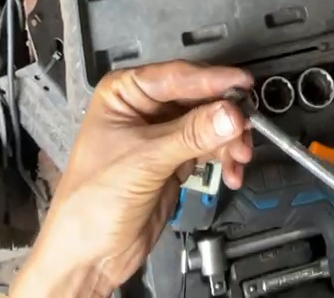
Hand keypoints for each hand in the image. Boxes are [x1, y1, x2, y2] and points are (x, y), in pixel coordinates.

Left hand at [11, 62, 254, 297]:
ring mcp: (161, 134)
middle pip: (197, 98)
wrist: (88, 257)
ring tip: (239, 155)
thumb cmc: (90, 203)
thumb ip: (190, 134)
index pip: (176, 76)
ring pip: (207, 123)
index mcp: (124, 92)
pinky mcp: (173, 159)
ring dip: (227, 139)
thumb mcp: (144, 159)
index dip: (212, 79)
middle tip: (246, 126)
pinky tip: (230, 171)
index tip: (241, 83)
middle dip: (224, 114)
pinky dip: (223, 158)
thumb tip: (228, 113)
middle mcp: (144, 107)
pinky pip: (208, 148)